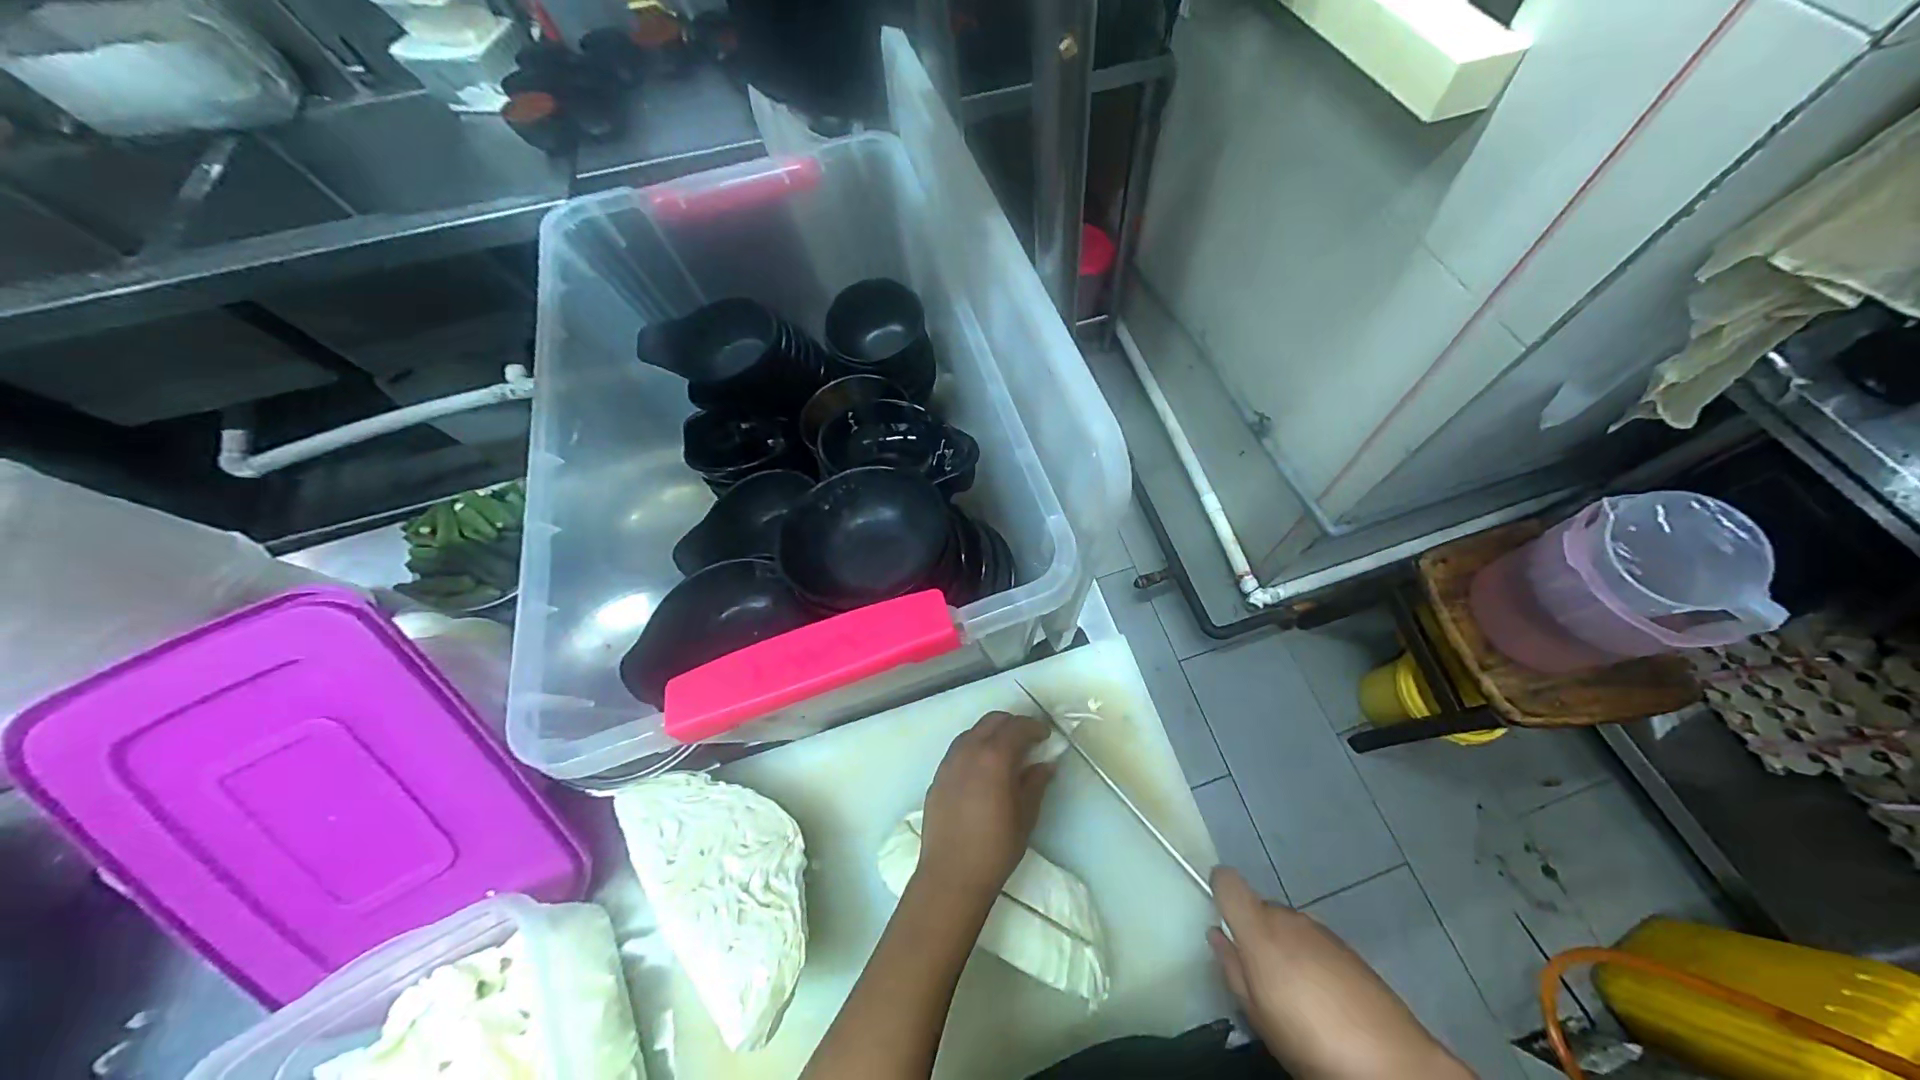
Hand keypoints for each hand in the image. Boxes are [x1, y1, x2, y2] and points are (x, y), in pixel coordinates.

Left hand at [915, 712, 1055, 902]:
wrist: (951, 875)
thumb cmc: (996, 847)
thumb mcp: (1026, 815)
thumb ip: (1035, 782)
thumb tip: (1045, 764)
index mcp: (993, 757)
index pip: (1017, 727)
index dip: (1034, 727)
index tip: (1046, 736)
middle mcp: (968, 751)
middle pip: (992, 721)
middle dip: (1013, 725)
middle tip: (1029, 741)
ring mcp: (949, 762)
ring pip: (972, 732)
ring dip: (991, 734)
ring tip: (1006, 754)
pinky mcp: (937, 777)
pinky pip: (958, 750)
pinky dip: (974, 748)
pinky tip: (983, 770)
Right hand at [1208, 867, 1474, 1079]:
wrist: (1392, 1063)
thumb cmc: (1308, 1037)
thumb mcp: (1256, 1012)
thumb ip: (1232, 967)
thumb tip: (1217, 935)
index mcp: (1259, 928)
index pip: (1228, 881)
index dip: (1219, 889)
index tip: (1220, 913)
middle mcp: (1290, 918)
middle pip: (1260, 907)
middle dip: (1254, 930)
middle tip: (1259, 973)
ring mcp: (1323, 931)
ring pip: (1289, 925)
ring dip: (1284, 946)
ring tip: (1294, 992)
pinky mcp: (1349, 949)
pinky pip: (1315, 942)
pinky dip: (1310, 958)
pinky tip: (1323, 998)